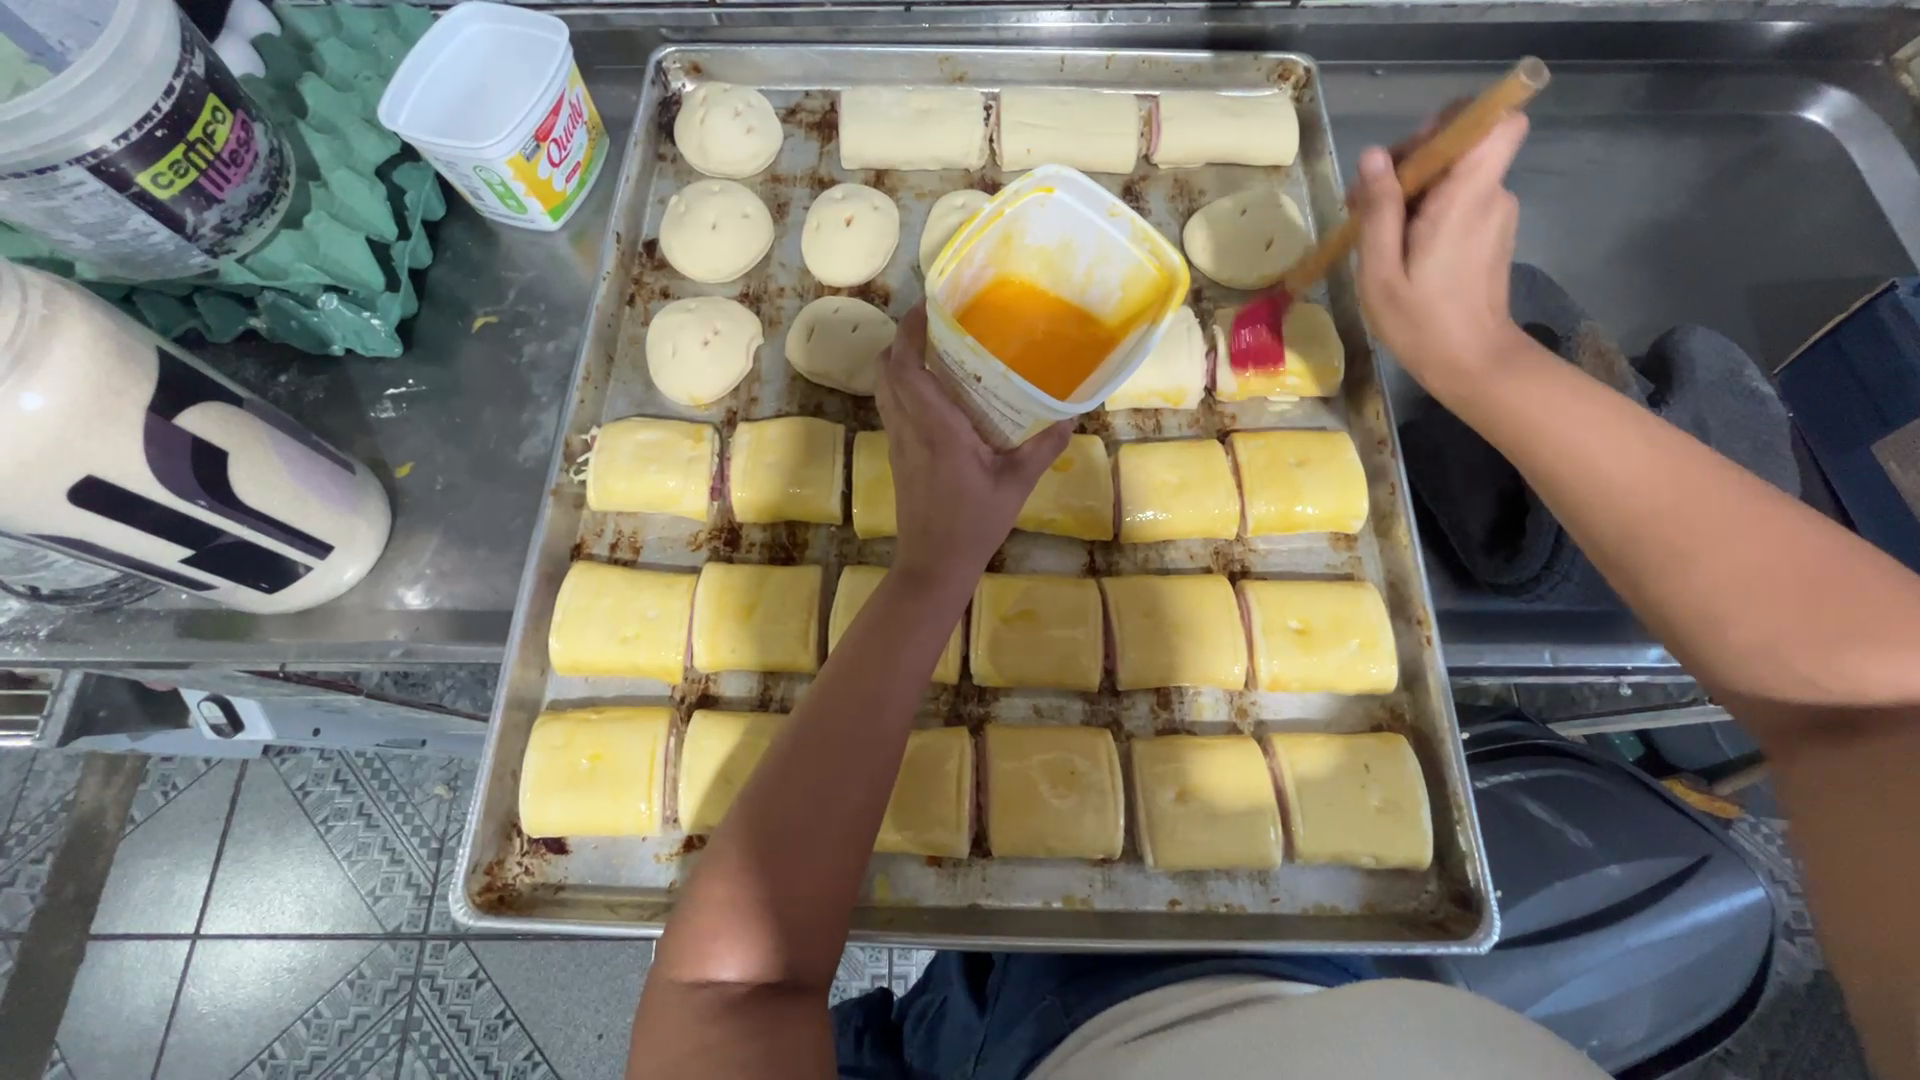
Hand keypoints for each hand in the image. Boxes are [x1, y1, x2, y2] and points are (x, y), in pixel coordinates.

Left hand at [875, 304, 1071, 587]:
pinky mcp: (897, 456)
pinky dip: (904, 387)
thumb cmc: (974, 524)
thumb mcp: (1016, 484)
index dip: (911, 331)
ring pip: (884, 389)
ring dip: (900, 362)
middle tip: (935, 325)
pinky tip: (935, 393)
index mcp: (936, 429)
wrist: (933, 564)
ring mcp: (897, 443)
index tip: (929, 305)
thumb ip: (1043, 447)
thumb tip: (1070, 415)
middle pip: (886, 370)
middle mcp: (908, 429)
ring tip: (935, 351)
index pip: (907, 368)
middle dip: (903, 339)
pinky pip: (892, 408)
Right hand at [1353, 112, 1532, 398]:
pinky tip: (1398, 247)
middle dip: (1413, 161)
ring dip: (1414, 192)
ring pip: (1456, 176)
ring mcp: (1496, 213)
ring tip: (1374, 233)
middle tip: (1367, 202)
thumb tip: (1373, 157)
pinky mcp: (1491, 233)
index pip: (1495, 121)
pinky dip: (1427, 212)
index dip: (1458, 119)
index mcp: (1467, 197)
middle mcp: (1491, 194)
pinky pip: (1458, 201)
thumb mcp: (1381, 271)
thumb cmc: (1420, 321)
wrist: (1471, 362)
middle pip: (1461, 146)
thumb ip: (1379, 210)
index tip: (1414, 148)